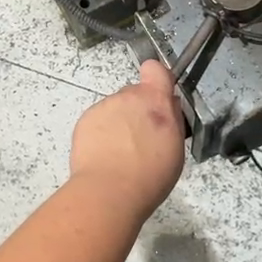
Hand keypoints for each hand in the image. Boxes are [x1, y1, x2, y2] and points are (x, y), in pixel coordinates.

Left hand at [68, 60, 185, 220]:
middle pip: (134, 94)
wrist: (109, 191)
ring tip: (120, 154)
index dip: (158, 80)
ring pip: (115, 108)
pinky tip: (104, 156)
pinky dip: (101, 133)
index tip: (159, 97)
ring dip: (118, 123)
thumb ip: (172, 120)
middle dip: (137, 110)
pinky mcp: (85, 120)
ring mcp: (104, 107)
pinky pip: (97, 120)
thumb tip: (168, 106)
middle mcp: (128, 97)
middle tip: (140, 140)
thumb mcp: (176, 148)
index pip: (156, 70)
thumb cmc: (150, 175)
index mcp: (155, 101)